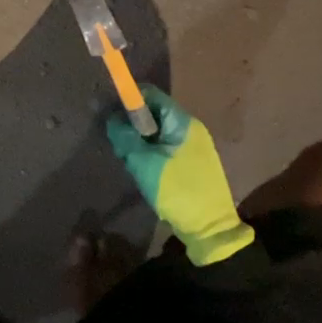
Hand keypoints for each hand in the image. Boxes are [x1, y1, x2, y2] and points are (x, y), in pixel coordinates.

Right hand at [106, 86, 255, 265]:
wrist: (210, 227)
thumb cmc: (176, 189)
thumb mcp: (142, 162)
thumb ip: (124, 135)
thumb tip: (111, 116)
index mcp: (181, 122)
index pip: (150, 94)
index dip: (128, 99)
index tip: (111, 114)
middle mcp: (191, 128)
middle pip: (153, 112)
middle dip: (132, 125)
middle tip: (120, 144)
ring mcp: (195, 145)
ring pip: (158, 131)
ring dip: (140, 141)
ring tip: (132, 161)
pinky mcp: (194, 161)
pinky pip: (166, 145)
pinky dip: (151, 152)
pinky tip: (146, 170)